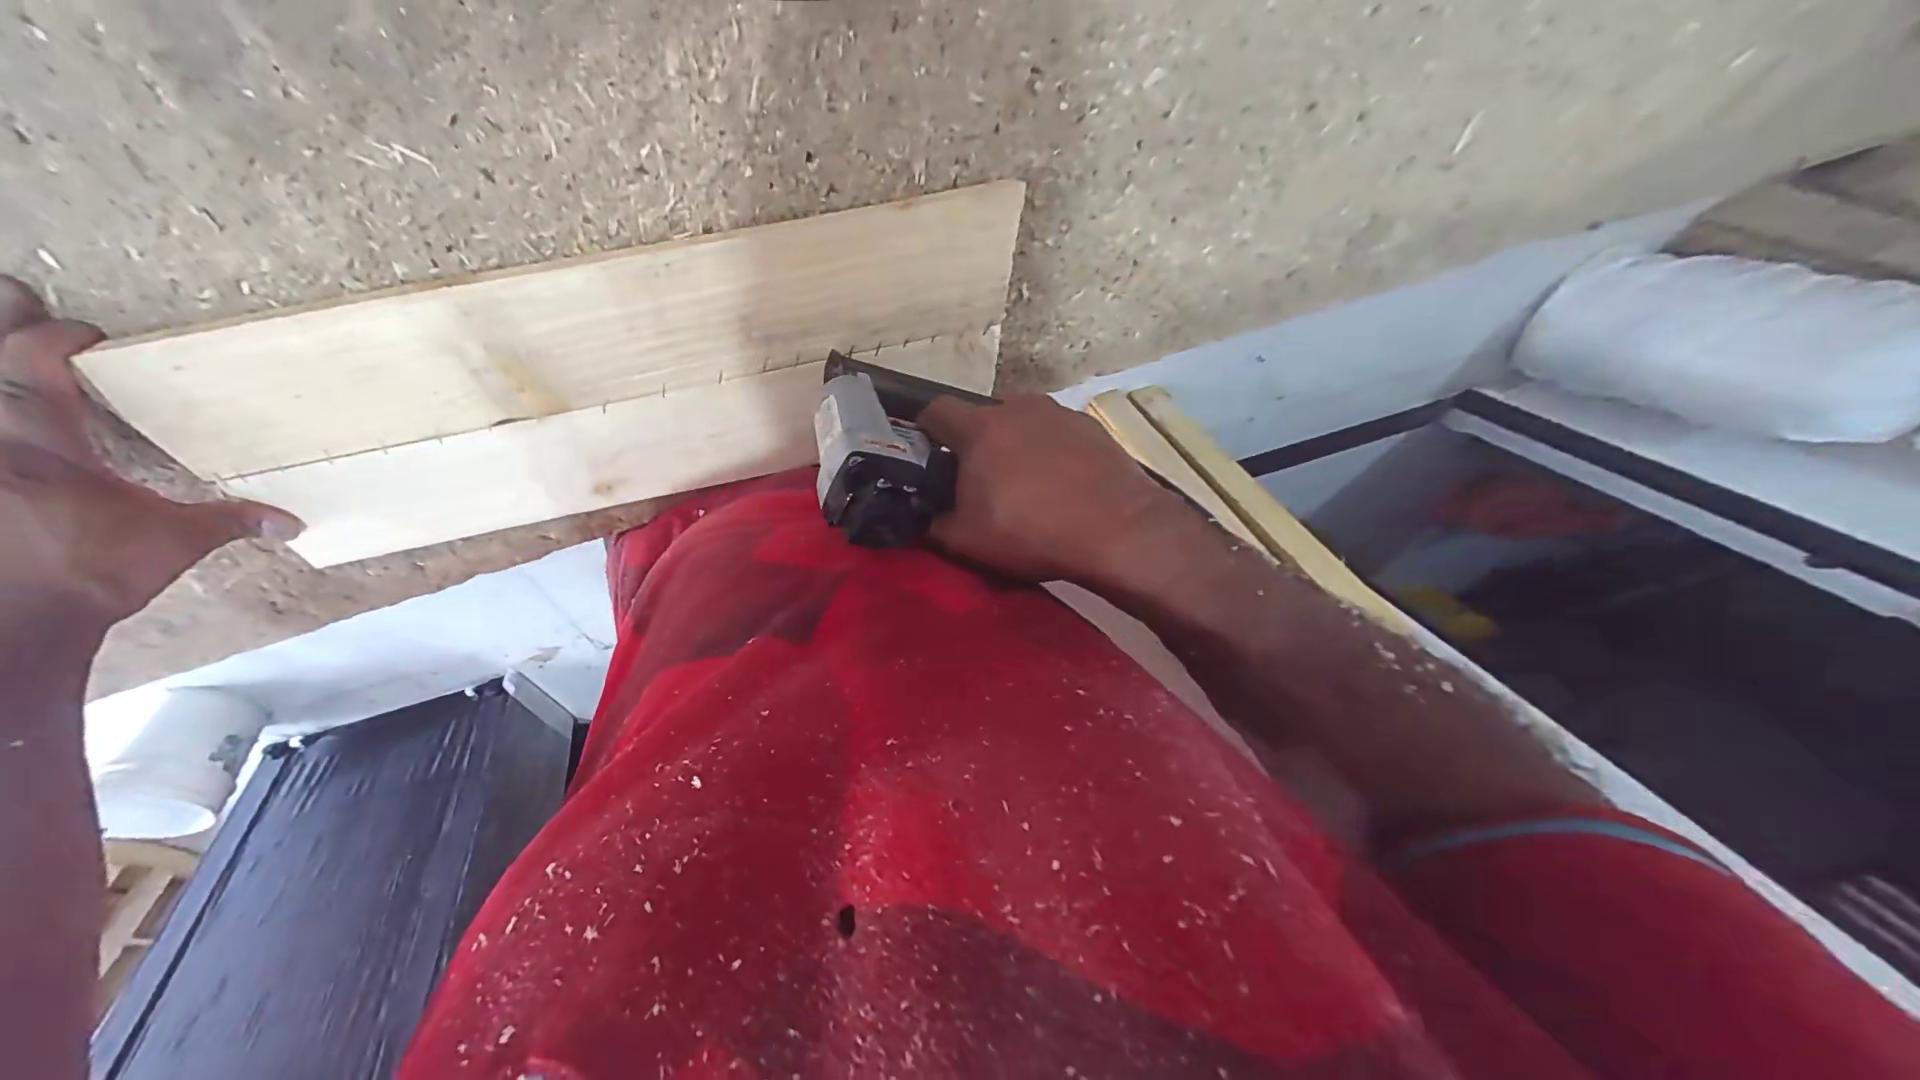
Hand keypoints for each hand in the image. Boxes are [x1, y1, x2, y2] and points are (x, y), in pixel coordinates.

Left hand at [0, 277, 299, 626]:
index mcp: (43, 445)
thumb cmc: (93, 571)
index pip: (38, 368)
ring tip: (9, 330)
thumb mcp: (174, 542)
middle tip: (16, 292)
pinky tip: (16, 424)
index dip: (59, 340)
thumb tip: (295, 523)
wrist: (14, 618)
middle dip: (2, 323)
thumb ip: (230, 521)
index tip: (87, 332)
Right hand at [918, 394, 1188, 582]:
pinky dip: (1052, 452)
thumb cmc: (1032, 531)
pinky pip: (1058, 434)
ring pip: (1024, 423)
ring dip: (1016, 445)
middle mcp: (1019, 408)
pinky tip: (1063, 484)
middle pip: (984, 416)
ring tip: (1026, 484)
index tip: (927, 454)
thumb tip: (926, 520)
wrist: (1119, 530)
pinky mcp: (1093, 428)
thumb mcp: (968, 541)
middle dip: (976, 443)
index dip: (924, 430)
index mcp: (981, 428)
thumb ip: (936, 526)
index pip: (936, 410)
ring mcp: (1060, 413)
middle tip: (980, 480)